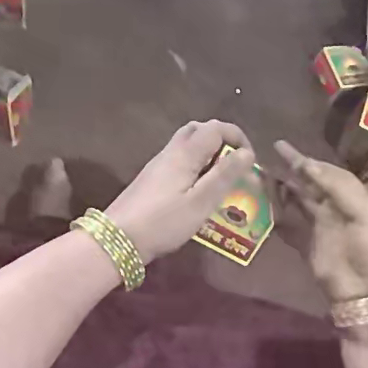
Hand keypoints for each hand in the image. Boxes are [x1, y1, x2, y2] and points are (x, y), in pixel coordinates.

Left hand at [104, 120, 255, 261]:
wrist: (118, 239)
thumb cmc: (163, 222)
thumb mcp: (200, 202)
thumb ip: (224, 176)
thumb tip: (247, 153)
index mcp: (185, 153)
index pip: (215, 128)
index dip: (237, 137)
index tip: (250, 160)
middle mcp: (170, 152)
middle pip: (198, 130)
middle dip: (222, 139)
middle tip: (235, 163)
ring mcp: (158, 165)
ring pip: (186, 144)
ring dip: (208, 152)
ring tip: (221, 177)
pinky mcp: (151, 180)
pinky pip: (178, 160)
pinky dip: (196, 164)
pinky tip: (199, 188)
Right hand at [271, 141, 367, 303]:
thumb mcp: (364, 213)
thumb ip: (337, 187)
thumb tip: (306, 166)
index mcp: (354, 199)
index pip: (327, 173)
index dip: (306, 161)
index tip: (282, 149)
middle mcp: (336, 210)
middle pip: (310, 186)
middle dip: (290, 172)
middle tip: (265, 159)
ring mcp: (321, 230)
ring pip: (298, 204)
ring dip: (282, 191)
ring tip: (261, 178)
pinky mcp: (309, 249)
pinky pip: (291, 229)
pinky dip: (279, 220)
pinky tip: (265, 210)